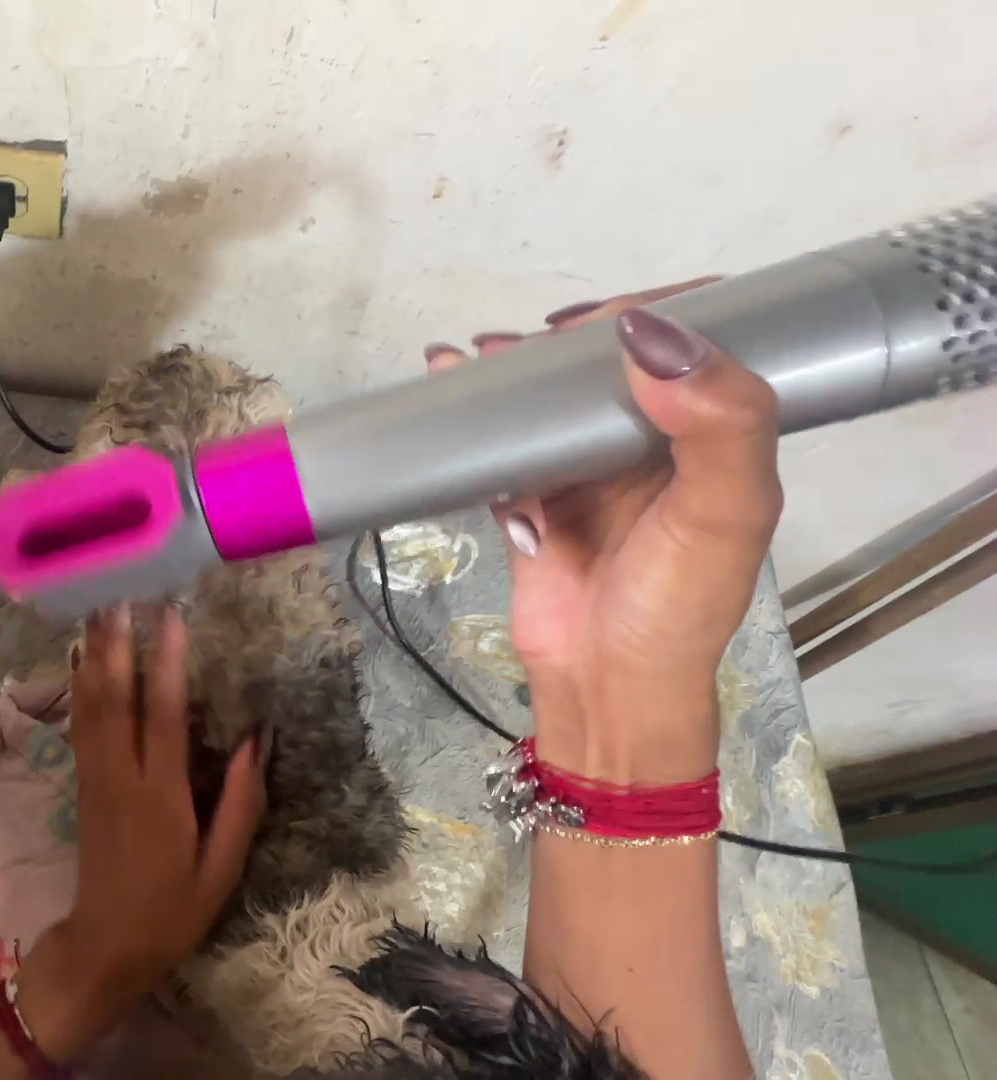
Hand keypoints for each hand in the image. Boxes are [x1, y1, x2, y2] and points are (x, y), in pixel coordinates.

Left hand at [14, 603, 266, 1060]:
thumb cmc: (170, 910)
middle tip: (118, 596)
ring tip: (95, 612)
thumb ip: (240, 805)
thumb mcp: (220, 870)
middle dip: (116, 644)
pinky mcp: (81, 782)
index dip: (167, 663)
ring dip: (92, 656)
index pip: (164, 716)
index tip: (169, 617)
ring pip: (89, 706)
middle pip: (114, 698)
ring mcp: (94, 776)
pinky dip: (78, 687)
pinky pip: (79, 725)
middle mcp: (121, 775)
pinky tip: (79, 661)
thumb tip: (255, 742)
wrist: (104, 944)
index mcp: (160, 794)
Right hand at [427, 283, 782, 782]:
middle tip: (507, 347)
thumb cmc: (675, 600)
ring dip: (503, 385)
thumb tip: (645, 332)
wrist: (603, 678)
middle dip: (552, 350)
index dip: (649, 315)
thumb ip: (717, 421)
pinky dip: (475, 437)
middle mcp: (647, 449)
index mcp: (712, 438)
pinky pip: (502, 458)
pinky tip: (446, 412)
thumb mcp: (723, 510)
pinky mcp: (530, 505)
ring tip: (460, 365)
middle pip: (602, 375)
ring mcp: (584, 478)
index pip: (692, 349)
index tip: (591, 321)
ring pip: (543, 412)